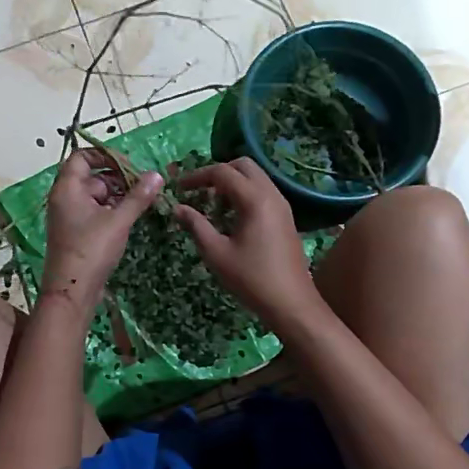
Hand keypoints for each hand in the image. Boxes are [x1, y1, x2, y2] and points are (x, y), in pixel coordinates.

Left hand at [42, 149, 164, 311]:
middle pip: (90, 176)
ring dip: (115, 196)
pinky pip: (92, 212)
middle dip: (116, 178)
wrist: (71, 291)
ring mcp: (67, 216)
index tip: (129, 165)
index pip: (81, 157)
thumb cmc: (92, 250)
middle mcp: (63, 198)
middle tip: (141, 186)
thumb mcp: (119, 220)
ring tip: (140, 202)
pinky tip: (128, 218)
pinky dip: (108, 211)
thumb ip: (138, 196)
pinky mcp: (74, 233)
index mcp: (67, 188)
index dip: (105, 156)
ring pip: (93, 195)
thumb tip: (156, 175)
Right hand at [172, 158, 325, 327]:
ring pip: (255, 178)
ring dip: (231, 184)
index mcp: (254, 199)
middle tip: (198, 192)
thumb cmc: (250, 278)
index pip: (222, 172)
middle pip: (243, 166)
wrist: (291, 302)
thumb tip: (177, 208)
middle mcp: (271, 195)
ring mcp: (282, 205)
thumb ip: (196, 225)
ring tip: (211, 206)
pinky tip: (231, 219)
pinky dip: (244, 195)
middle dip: (217, 173)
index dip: (197, 176)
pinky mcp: (285, 218)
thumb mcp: (216, 253)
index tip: (179, 188)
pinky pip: (262, 193)